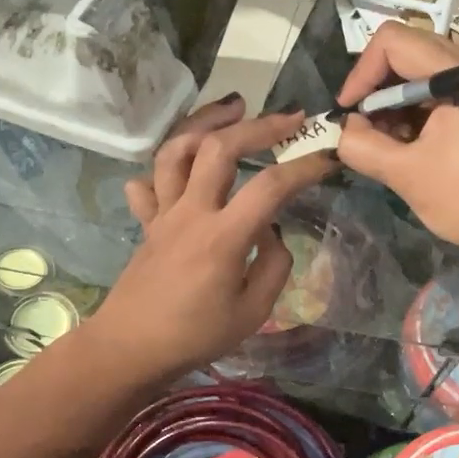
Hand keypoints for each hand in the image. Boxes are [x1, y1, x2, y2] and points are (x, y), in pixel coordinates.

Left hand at [78, 97, 333, 382]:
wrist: (130, 348)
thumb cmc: (196, 336)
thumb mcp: (253, 311)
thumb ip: (274, 266)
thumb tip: (273, 232)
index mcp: (223, 237)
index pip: (270, 187)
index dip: (304, 167)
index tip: (328, 157)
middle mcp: (191, 213)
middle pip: (220, 148)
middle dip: (258, 126)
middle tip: (290, 119)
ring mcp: (164, 214)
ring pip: (178, 151)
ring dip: (206, 123)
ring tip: (233, 110)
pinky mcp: (148, 223)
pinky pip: (151, 182)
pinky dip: (167, 166)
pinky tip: (183, 162)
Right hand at [334, 24, 458, 257]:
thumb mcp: (405, 174)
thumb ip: (363, 146)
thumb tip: (344, 130)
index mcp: (457, 75)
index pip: (393, 42)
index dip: (362, 73)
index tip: (347, 112)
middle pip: (407, 52)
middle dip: (376, 88)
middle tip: (361, 125)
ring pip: (420, 75)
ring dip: (394, 103)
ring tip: (382, 142)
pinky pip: (438, 94)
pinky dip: (414, 113)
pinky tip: (405, 145)